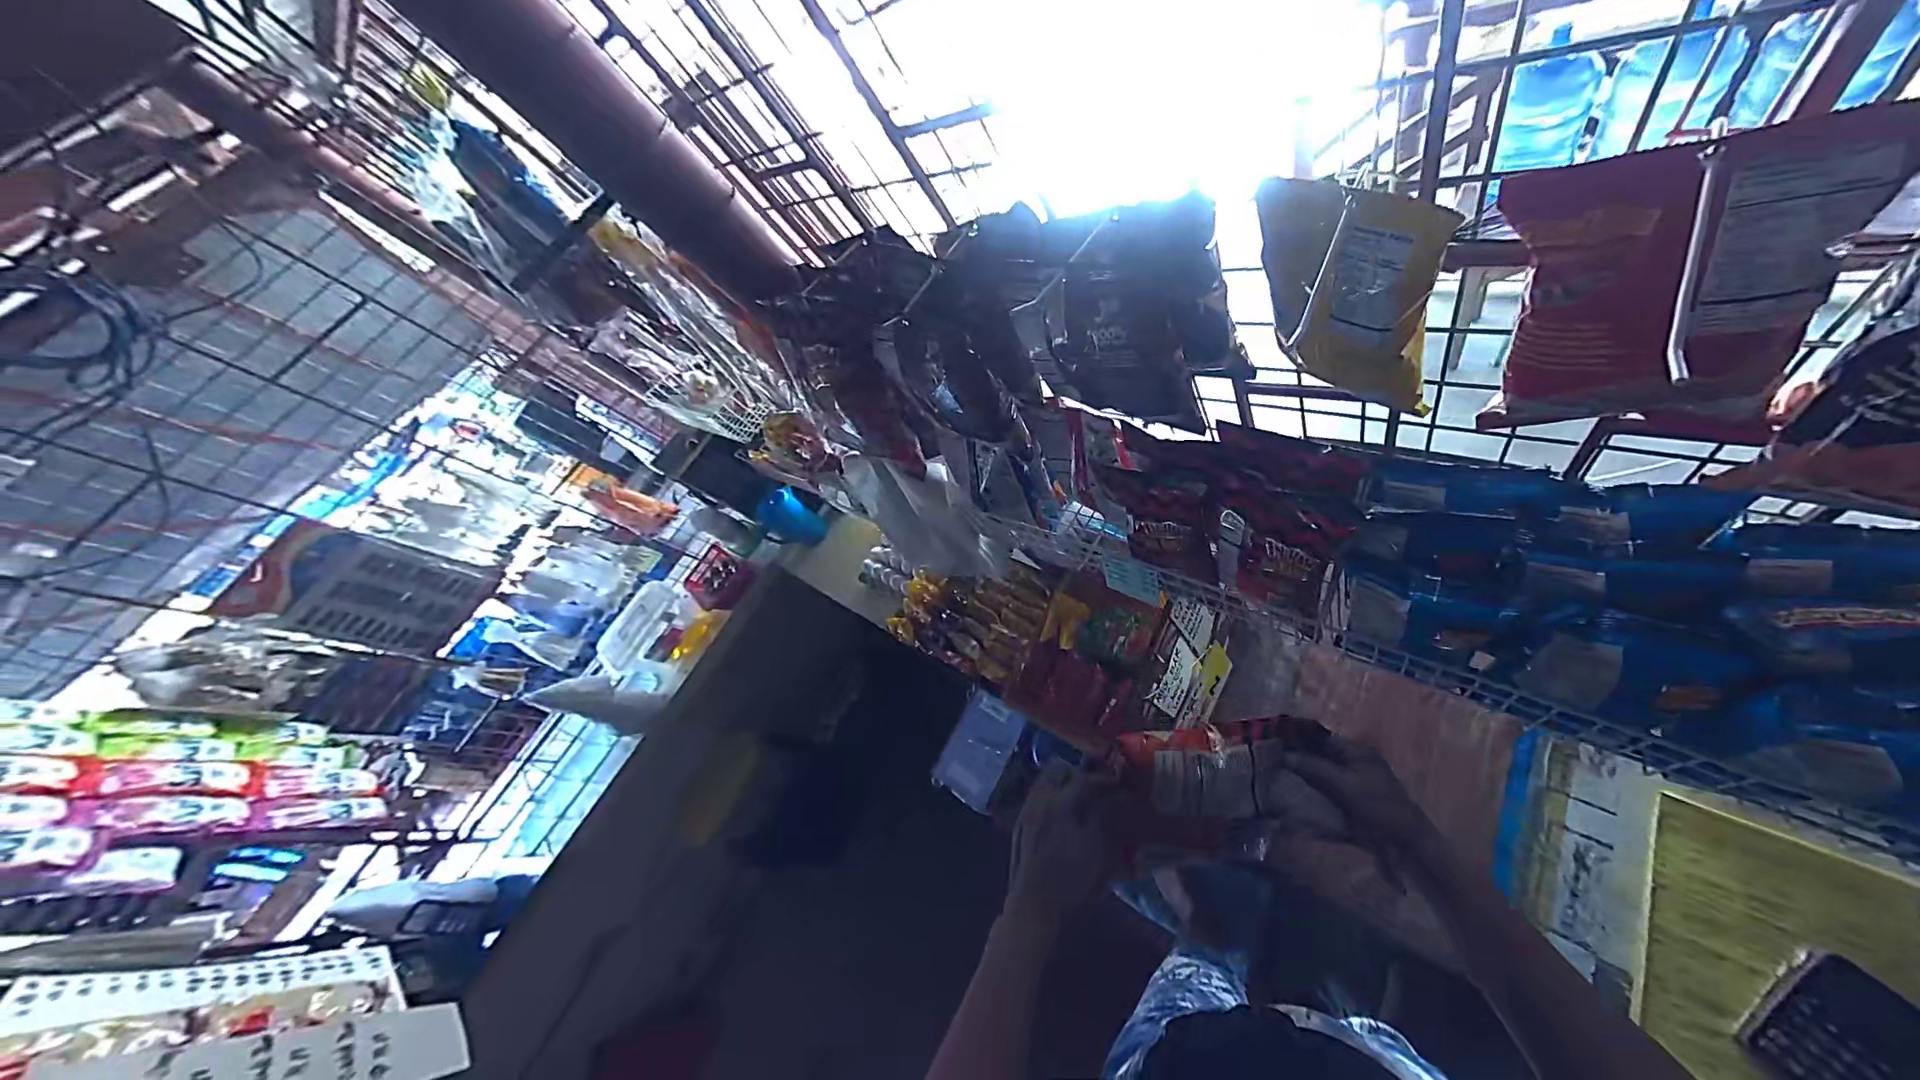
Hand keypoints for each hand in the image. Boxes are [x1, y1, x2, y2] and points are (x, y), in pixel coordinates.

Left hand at [1004, 765, 1120, 923]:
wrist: (1034, 910)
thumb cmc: (1072, 880)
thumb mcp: (1100, 849)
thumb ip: (1108, 817)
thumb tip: (1118, 798)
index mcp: (1059, 802)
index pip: (1083, 778)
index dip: (1104, 779)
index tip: (1119, 784)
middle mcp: (1039, 801)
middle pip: (1057, 773)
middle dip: (1078, 775)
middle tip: (1096, 788)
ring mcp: (1025, 814)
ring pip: (1044, 786)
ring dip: (1062, 787)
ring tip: (1080, 802)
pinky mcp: (1018, 831)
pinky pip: (1036, 802)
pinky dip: (1051, 801)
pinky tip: (1062, 820)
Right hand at [1284, 734, 1440, 860]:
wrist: (1404, 842)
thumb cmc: (1377, 806)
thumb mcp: (1344, 784)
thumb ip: (1314, 767)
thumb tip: (1285, 754)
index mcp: (1358, 752)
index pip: (1322, 737)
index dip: (1300, 736)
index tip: (1276, 739)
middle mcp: (1354, 761)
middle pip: (1320, 751)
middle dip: (1299, 752)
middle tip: (1272, 753)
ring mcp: (1352, 778)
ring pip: (1321, 767)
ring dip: (1303, 767)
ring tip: (1277, 766)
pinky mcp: (1349, 795)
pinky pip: (1324, 783)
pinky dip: (1310, 781)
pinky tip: (1293, 783)